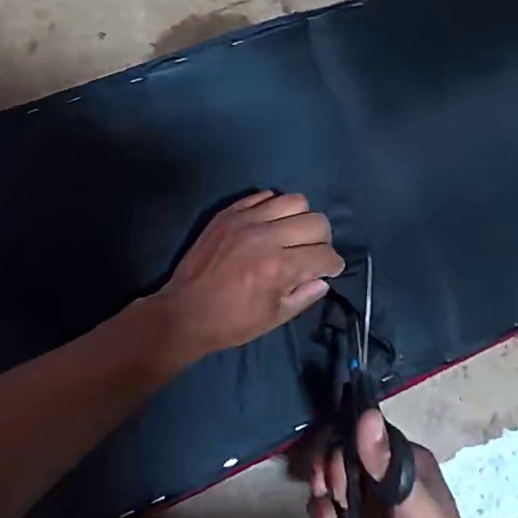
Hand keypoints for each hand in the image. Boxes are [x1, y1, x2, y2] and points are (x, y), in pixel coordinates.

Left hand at [148, 191, 343, 364]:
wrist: (184, 313)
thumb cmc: (232, 322)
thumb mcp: (275, 317)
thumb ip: (305, 295)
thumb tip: (323, 279)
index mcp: (279, 267)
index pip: (326, 254)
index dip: (334, 265)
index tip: (330, 270)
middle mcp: (266, 237)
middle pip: (317, 221)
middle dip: (323, 240)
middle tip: (312, 253)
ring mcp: (245, 221)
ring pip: (295, 200)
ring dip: (301, 218)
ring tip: (292, 235)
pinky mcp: (228, 214)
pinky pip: (264, 196)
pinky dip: (274, 208)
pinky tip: (269, 226)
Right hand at [307, 409, 496, 517]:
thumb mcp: (409, 505)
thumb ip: (385, 462)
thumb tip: (367, 413)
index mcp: (407, 461)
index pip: (362, 437)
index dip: (341, 453)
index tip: (335, 480)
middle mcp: (390, 476)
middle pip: (342, 463)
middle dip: (331, 486)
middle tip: (335, 508)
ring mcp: (377, 505)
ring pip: (334, 492)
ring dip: (329, 513)